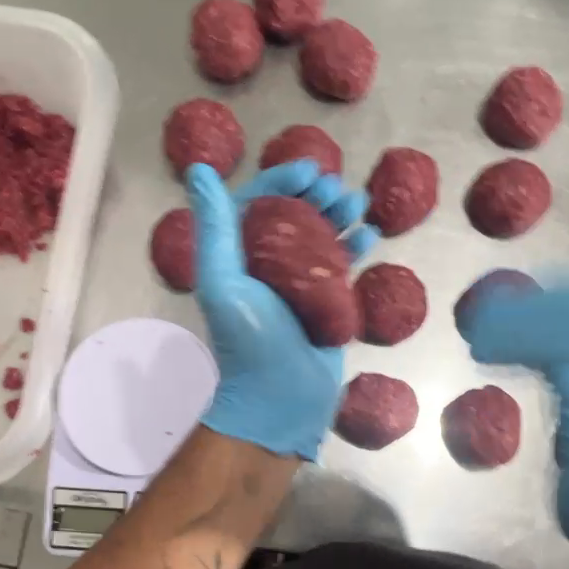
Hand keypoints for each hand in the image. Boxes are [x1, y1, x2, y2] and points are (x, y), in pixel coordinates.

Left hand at [187, 160, 378, 459]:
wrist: (281, 399)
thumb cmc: (250, 341)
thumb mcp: (225, 281)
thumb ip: (215, 227)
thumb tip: (198, 170)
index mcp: (238, 257)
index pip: (258, 205)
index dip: (281, 183)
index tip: (309, 170)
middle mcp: (267, 267)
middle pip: (294, 217)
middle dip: (316, 196)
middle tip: (338, 189)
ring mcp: (299, 286)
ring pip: (321, 238)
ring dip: (339, 216)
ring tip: (358, 204)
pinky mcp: (326, 305)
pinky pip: (342, 267)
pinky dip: (356, 247)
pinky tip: (370, 235)